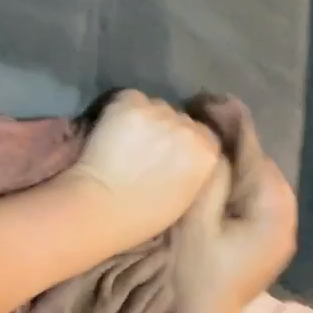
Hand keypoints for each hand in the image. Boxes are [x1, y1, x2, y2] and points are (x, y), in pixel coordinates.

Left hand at [62, 90, 220, 238]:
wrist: (104, 205)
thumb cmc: (145, 214)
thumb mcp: (188, 193)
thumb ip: (195, 167)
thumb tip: (185, 153)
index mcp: (208, 151)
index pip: (203, 134)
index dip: (183, 142)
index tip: (168, 154)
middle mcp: (188, 126)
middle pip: (179, 117)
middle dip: (165, 130)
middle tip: (145, 148)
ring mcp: (158, 112)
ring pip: (154, 106)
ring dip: (145, 118)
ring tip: (127, 138)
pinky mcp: (129, 103)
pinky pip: (130, 98)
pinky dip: (122, 109)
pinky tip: (114, 128)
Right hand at [171, 113, 297, 312]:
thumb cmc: (196, 269)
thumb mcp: (195, 218)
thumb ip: (211, 176)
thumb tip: (214, 140)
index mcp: (272, 207)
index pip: (252, 152)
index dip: (229, 121)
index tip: (206, 98)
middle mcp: (287, 214)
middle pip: (259, 162)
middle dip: (233, 138)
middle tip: (198, 117)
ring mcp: (282, 228)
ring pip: (259, 178)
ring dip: (236, 158)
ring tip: (205, 140)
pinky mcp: (270, 238)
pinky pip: (257, 196)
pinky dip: (240, 180)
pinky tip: (218, 174)